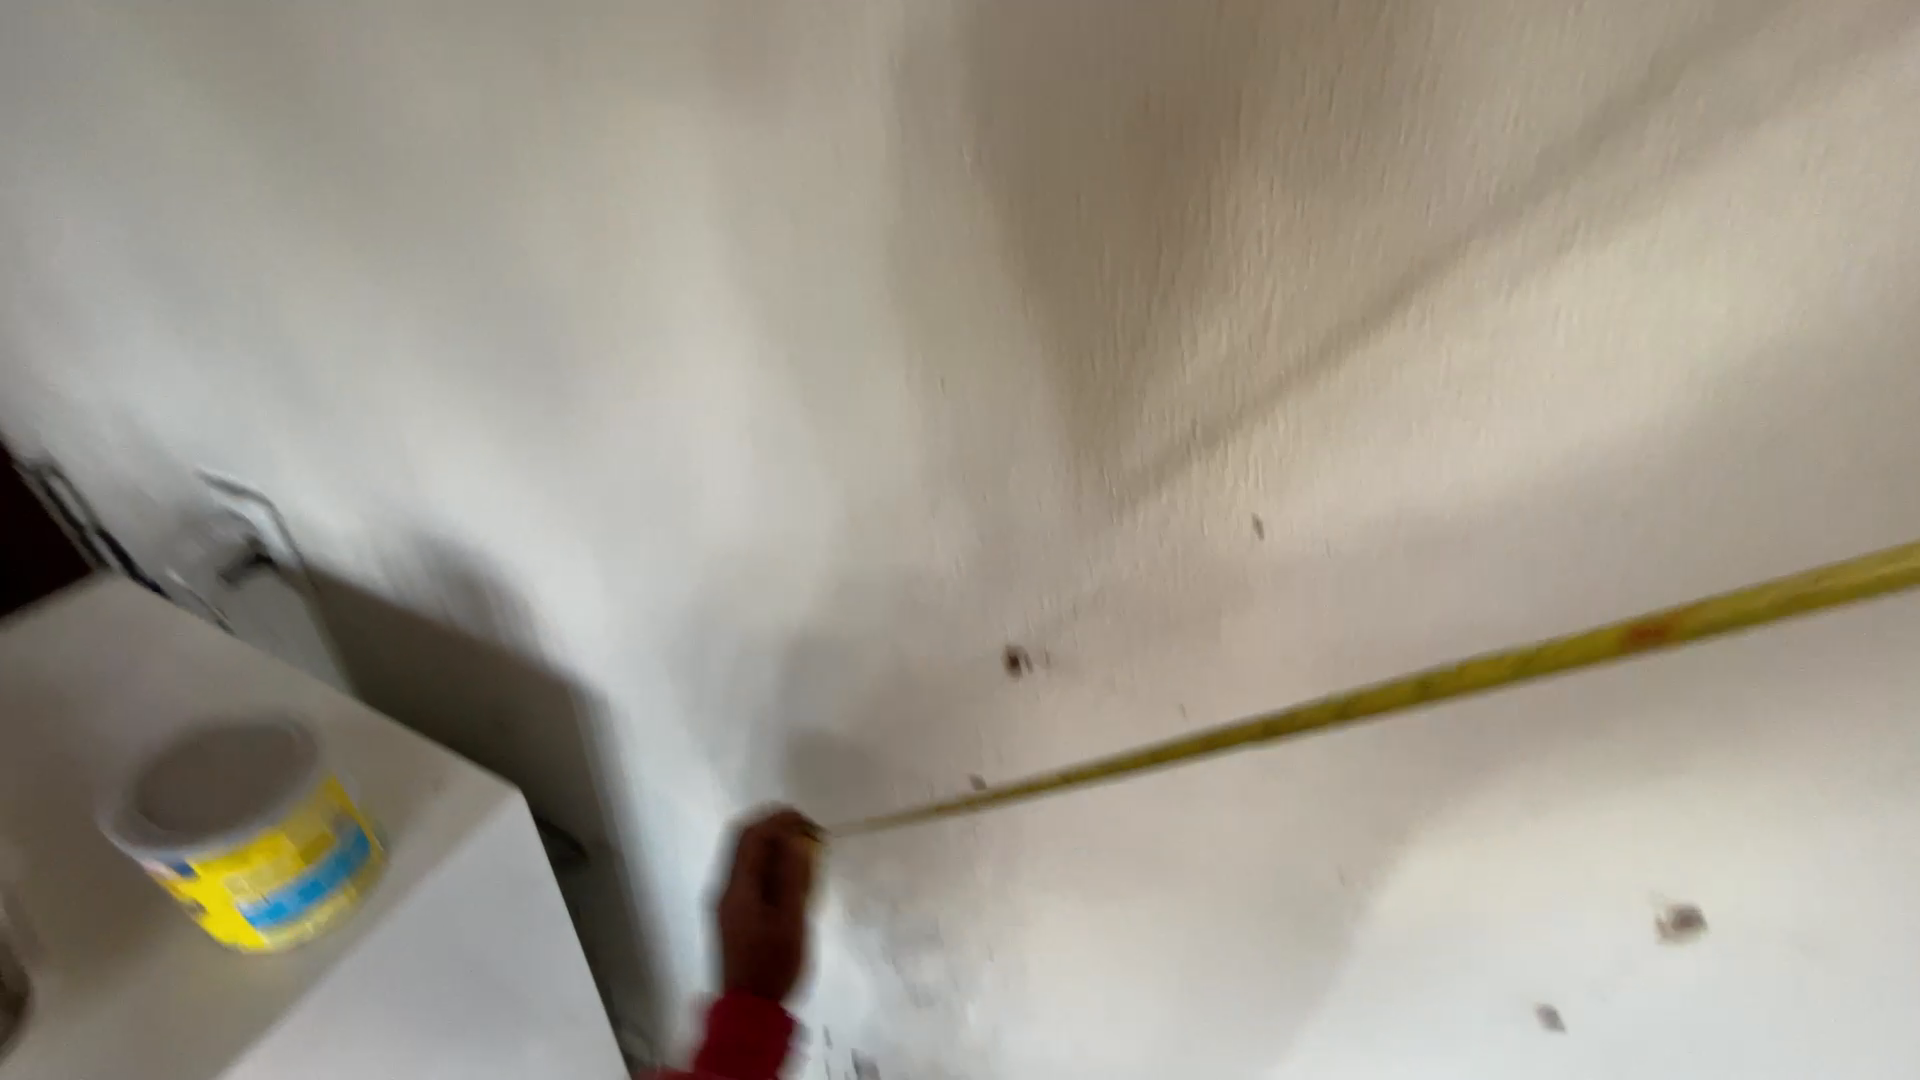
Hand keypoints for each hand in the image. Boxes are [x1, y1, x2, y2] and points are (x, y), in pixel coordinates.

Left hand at [714, 807, 819, 1003]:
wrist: (749, 1009)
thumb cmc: (774, 965)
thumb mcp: (791, 921)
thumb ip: (793, 878)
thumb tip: (796, 840)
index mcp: (738, 888)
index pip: (752, 836)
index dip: (779, 820)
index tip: (807, 822)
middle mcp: (726, 888)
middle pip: (742, 839)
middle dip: (773, 825)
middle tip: (804, 829)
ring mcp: (726, 900)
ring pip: (744, 854)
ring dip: (771, 842)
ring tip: (802, 848)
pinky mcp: (733, 911)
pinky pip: (748, 870)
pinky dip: (768, 860)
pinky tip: (789, 872)